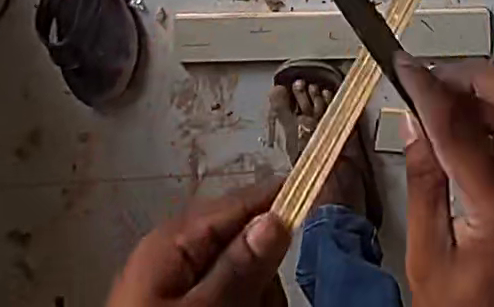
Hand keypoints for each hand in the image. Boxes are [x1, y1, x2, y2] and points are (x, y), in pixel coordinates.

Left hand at [106, 179, 291, 306]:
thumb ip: (237, 269)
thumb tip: (277, 218)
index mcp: (176, 239)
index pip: (240, 203)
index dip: (279, 200)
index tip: (317, 197)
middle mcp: (178, 251)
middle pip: (245, 241)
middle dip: (265, 276)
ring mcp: (180, 282)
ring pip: (243, 275)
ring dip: (257, 301)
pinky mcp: (184, 306)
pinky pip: (227, 297)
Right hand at [395, 54, 493, 306]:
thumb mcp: (428, 259)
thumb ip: (423, 182)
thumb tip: (414, 123)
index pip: (458, 125)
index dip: (426, 87)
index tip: (404, 68)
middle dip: (472, 75)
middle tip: (431, 75)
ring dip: (480, 94)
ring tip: (437, 98)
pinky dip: (488, 119)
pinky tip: (456, 128)